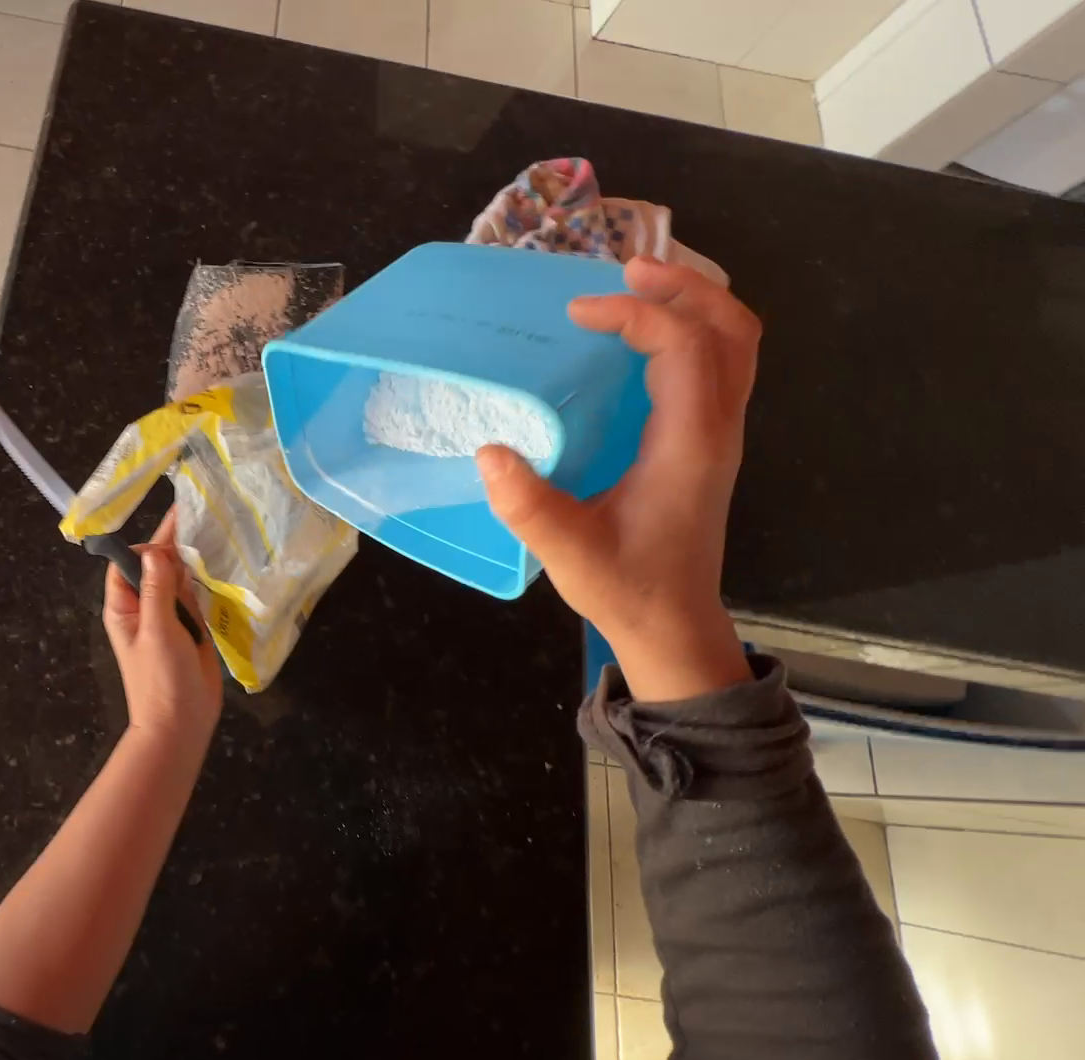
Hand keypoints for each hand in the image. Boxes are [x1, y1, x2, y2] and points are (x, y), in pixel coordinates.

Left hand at [102, 510, 222, 738]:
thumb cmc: (160, 679)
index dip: (147, 543)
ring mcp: (168, 615)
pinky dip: (205, 578)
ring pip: (177, 578)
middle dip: (172, 544)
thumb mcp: (157, 631)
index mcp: (124, 606)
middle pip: (155, 566)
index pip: (128, 563)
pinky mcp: (191, 626)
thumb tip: (158, 551)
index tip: (174, 524)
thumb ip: (158, 590)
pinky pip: (195, 594)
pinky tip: (223, 559)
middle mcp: (144, 606)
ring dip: (192, 558)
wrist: (181, 724)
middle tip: (201, 512)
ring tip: (216, 526)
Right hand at [476, 258, 756, 701]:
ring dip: (694, 305)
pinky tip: (642, 343)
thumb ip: (530, 507)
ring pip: (735, 345)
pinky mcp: (704, 444)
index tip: (578, 312)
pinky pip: (719, 367)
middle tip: (623, 272)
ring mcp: (718, 435)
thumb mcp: (569, 553)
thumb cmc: (625, 586)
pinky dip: (691, 334)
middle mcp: (716, 429)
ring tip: (637, 290)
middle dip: (683, 288)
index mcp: (689, 445)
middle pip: (732, 330)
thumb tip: (488, 451)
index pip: (684, 349)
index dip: (636, 316)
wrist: (671, 623)